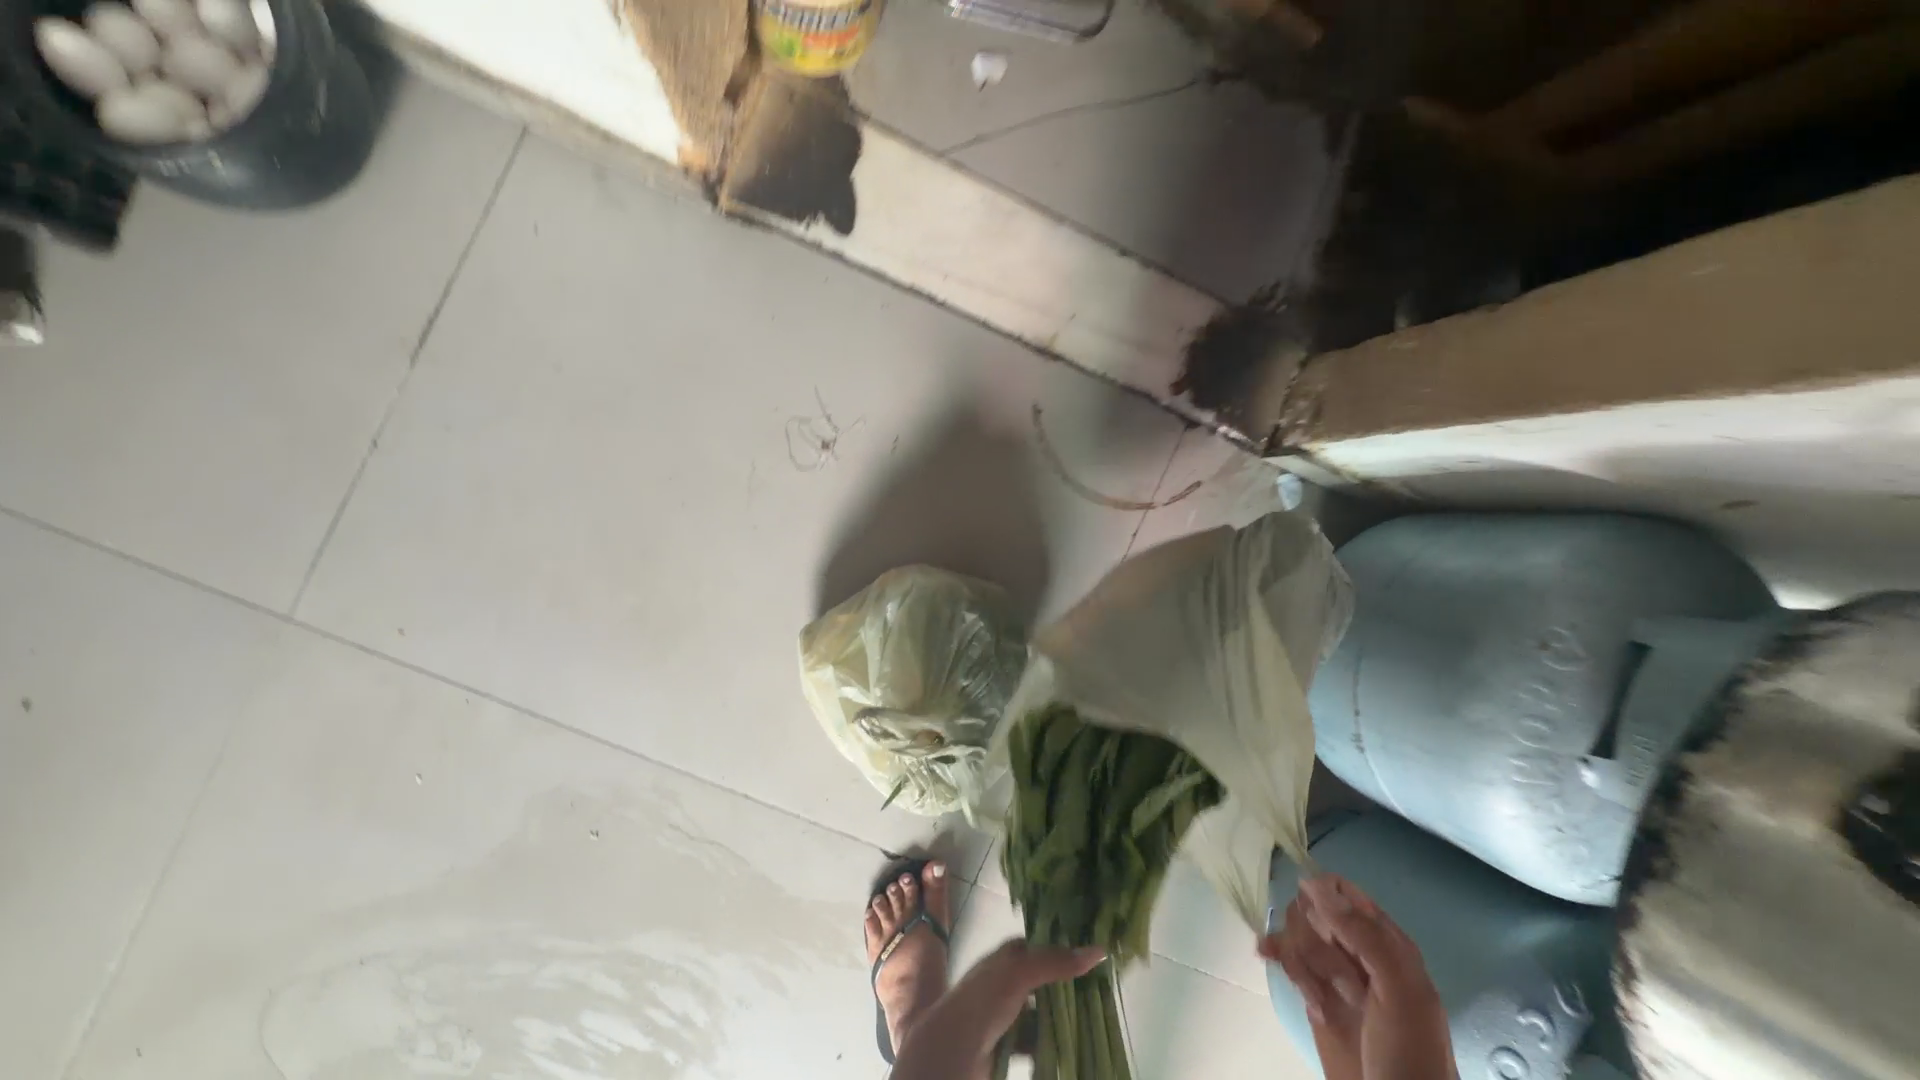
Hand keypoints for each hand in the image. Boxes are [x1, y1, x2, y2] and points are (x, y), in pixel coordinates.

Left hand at [889, 938, 1104, 1079]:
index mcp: (1001, 960)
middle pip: (1038, 981)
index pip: (1032, 946)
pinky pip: (1032, 1041)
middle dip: (1063, 986)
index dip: (1056, 947)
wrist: (952, 1052)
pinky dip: (1047, 1044)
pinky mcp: (1004, 1045)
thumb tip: (1098, 950)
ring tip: (1088, 1019)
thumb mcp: (1018, 973)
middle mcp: (1001, 984)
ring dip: (1058, 1018)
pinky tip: (1066, 1045)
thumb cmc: (983, 1002)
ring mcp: (1002, 1016)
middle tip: (1095, 990)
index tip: (1086, 954)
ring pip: (1037, 1013)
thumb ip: (1054, 962)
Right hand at [1259, 875, 1453, 1079]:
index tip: (1316, 918)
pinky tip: (1266, 956)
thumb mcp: (1397, 991)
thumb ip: (1362, 934)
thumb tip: (1314, 882)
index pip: (1346, 894)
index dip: (1325, 899)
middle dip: (1314, 939)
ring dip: (1299, 960)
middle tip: (1337, 980)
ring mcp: (1334, 975)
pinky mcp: (1314, 996)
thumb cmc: (1408, 1054)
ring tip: (1318, 999)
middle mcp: (1358, 952)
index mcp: (1387, 943)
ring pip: (1298, 935)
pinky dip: (1278, 957)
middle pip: (1315, 913)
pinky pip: (1288, 960)